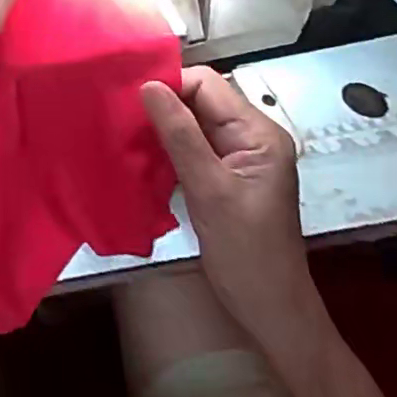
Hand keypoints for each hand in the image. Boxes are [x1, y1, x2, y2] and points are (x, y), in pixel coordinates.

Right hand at [140, 67, 310, 338]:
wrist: (271, 312)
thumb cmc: (247, 255)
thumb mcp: (210, 191)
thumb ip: (179, 135)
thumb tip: (149, 86)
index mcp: (259, 132)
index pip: (208, 84)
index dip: (171, 85)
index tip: (132, 101)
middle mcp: (252, 135)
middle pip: (201, 100)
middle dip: (164, 105)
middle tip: (125, 117)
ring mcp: (240, 155)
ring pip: (195, 122)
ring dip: (164, 126)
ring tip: (130, 135)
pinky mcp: (227, 173)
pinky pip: (195, 144)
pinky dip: (171, 147)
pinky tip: (147, 156)